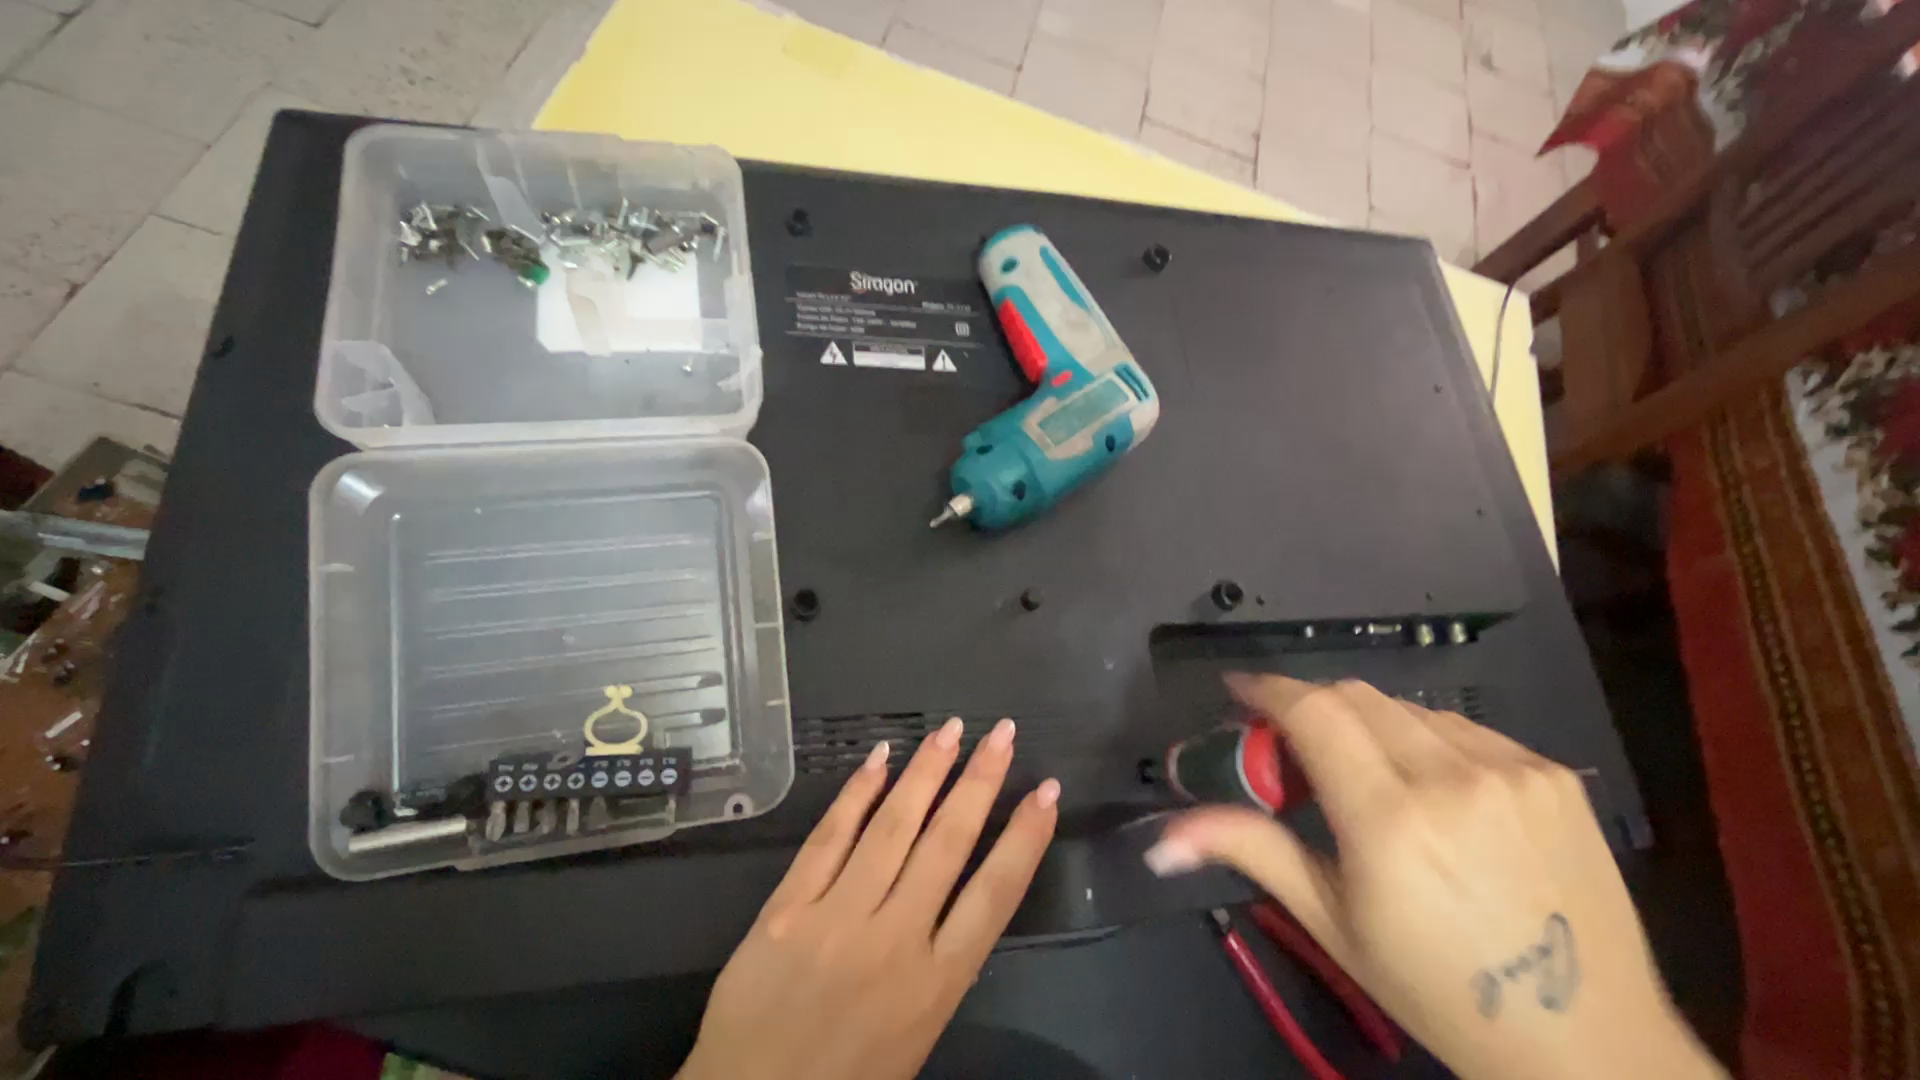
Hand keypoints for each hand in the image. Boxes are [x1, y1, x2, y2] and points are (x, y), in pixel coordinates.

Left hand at [677, 717, 1059, 1079]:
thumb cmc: (847, 1076)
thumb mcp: (917, 1031)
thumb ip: (939, 963)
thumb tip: (958, 893)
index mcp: (937, 981)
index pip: (995, 893)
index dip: (1025, 836)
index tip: (1046, 790)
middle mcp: (895, 938)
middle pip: (947, 843)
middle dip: (979, 782)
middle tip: (1002, 734)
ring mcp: (838, 917)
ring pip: (892, 827)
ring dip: (926, 772)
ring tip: (950, 730)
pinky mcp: (787, 906)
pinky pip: (829, 837)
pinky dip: (856, 794)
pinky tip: (879, 758)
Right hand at [1146, 675, 1723, 1079]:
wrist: (1588, 1038)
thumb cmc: (1435, 988)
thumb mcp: (1330, 921)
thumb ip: (1248, 851)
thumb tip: (1162, 837)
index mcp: (1389, 819)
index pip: (1313, 711)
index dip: (1267, 690)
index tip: (1237, 691)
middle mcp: (1452, 776)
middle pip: (1356, 696)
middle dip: (1309, 704)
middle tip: (1288, 742)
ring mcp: (1512, 769)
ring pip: (1409, 707)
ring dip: (1367, 722)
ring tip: (1360, 770)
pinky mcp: (1554, 774)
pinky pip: (1464, 728)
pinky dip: (1424, 738)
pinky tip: (1427, 785)